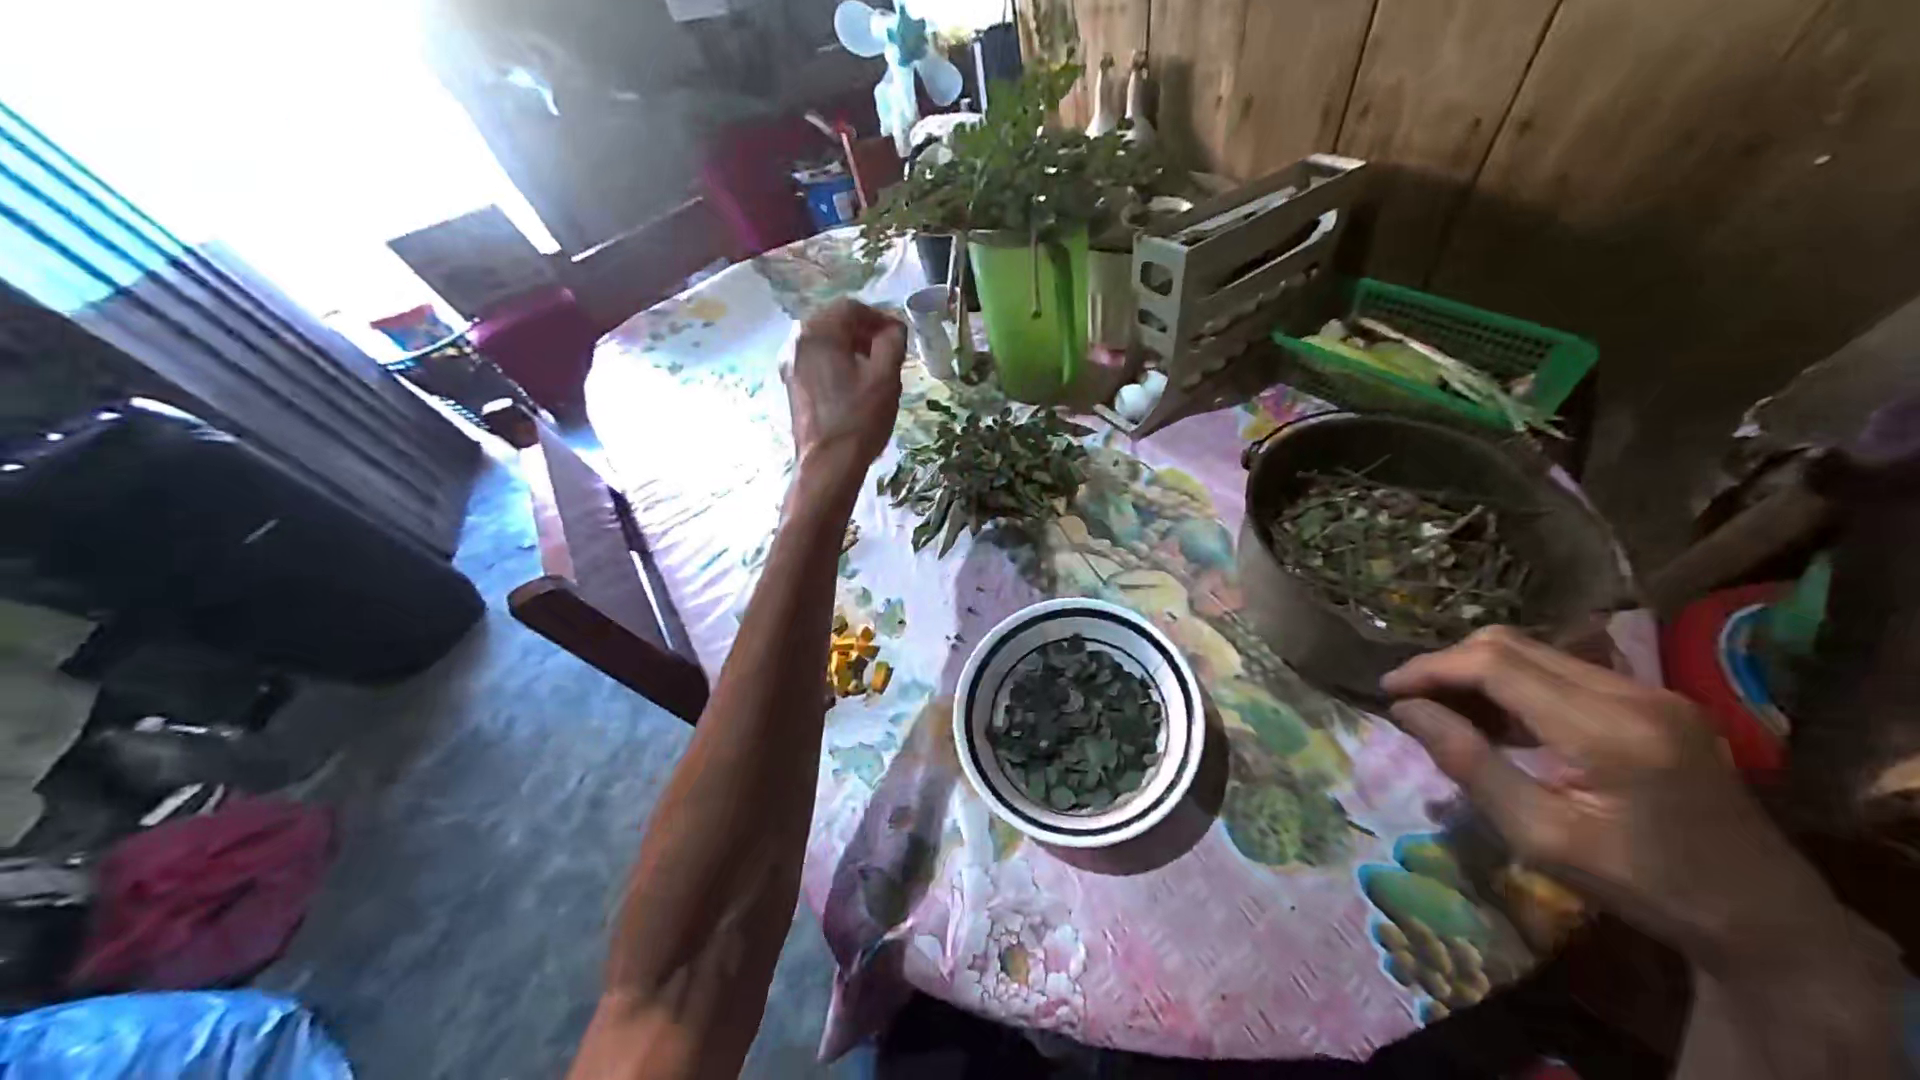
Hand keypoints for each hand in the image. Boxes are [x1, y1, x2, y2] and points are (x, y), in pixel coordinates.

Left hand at [783, 299, 906, 486]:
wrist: (828, 464)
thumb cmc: (859, 418)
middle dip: (864, 331)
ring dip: (851, 347)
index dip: (879, 317)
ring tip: (875, 368)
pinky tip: (855, 383)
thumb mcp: (886, 376)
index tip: (898, 336)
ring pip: (824, 341)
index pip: (851, 307)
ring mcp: (790, 363)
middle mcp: (796, 341)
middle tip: (889, 350)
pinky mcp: (791, 384)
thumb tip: (893, 328)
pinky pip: (817, 360)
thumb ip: (892, 342)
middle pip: (834, 321)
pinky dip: (837, 362)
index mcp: (817, 332)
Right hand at [1381, 627, 1854, 972]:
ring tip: (1443, 707)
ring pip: (1532, 650)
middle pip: (1510, 644)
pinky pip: (1559, 669)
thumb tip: (1405, 709)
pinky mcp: (1652, 699)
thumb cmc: (1642, 884)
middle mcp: (1632, 693)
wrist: (1762, 915)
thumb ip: (1468, 762)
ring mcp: (1648, 691)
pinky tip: (1494, 717)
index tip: (1386, 690)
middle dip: (1446, 663)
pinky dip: (1510, 681)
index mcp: (1608, 729)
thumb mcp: (1539, 835)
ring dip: (1476, 670)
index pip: (1495, 665)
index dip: (1430, 668)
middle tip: (1409, 699)